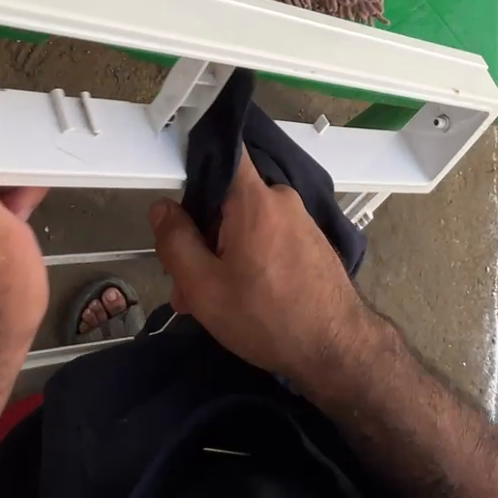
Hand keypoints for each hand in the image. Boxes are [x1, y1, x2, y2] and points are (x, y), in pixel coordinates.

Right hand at [150, 153, 380, 386]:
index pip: (229, 150)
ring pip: (246, 223)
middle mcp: (281, 198)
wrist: (334, 347)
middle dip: (202, 236)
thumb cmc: (266, 316)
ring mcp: (299, 218)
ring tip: (209, 300)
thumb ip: (177, 242)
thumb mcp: (204, 287)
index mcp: (255, 199)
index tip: (179, 191)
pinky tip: (239, 296)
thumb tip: (162, 207)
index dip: (200, 160)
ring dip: (223, 254)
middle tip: (186, 283)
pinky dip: (249, 257)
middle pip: (229, 199)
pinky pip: (268, 236)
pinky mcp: (309, 239)